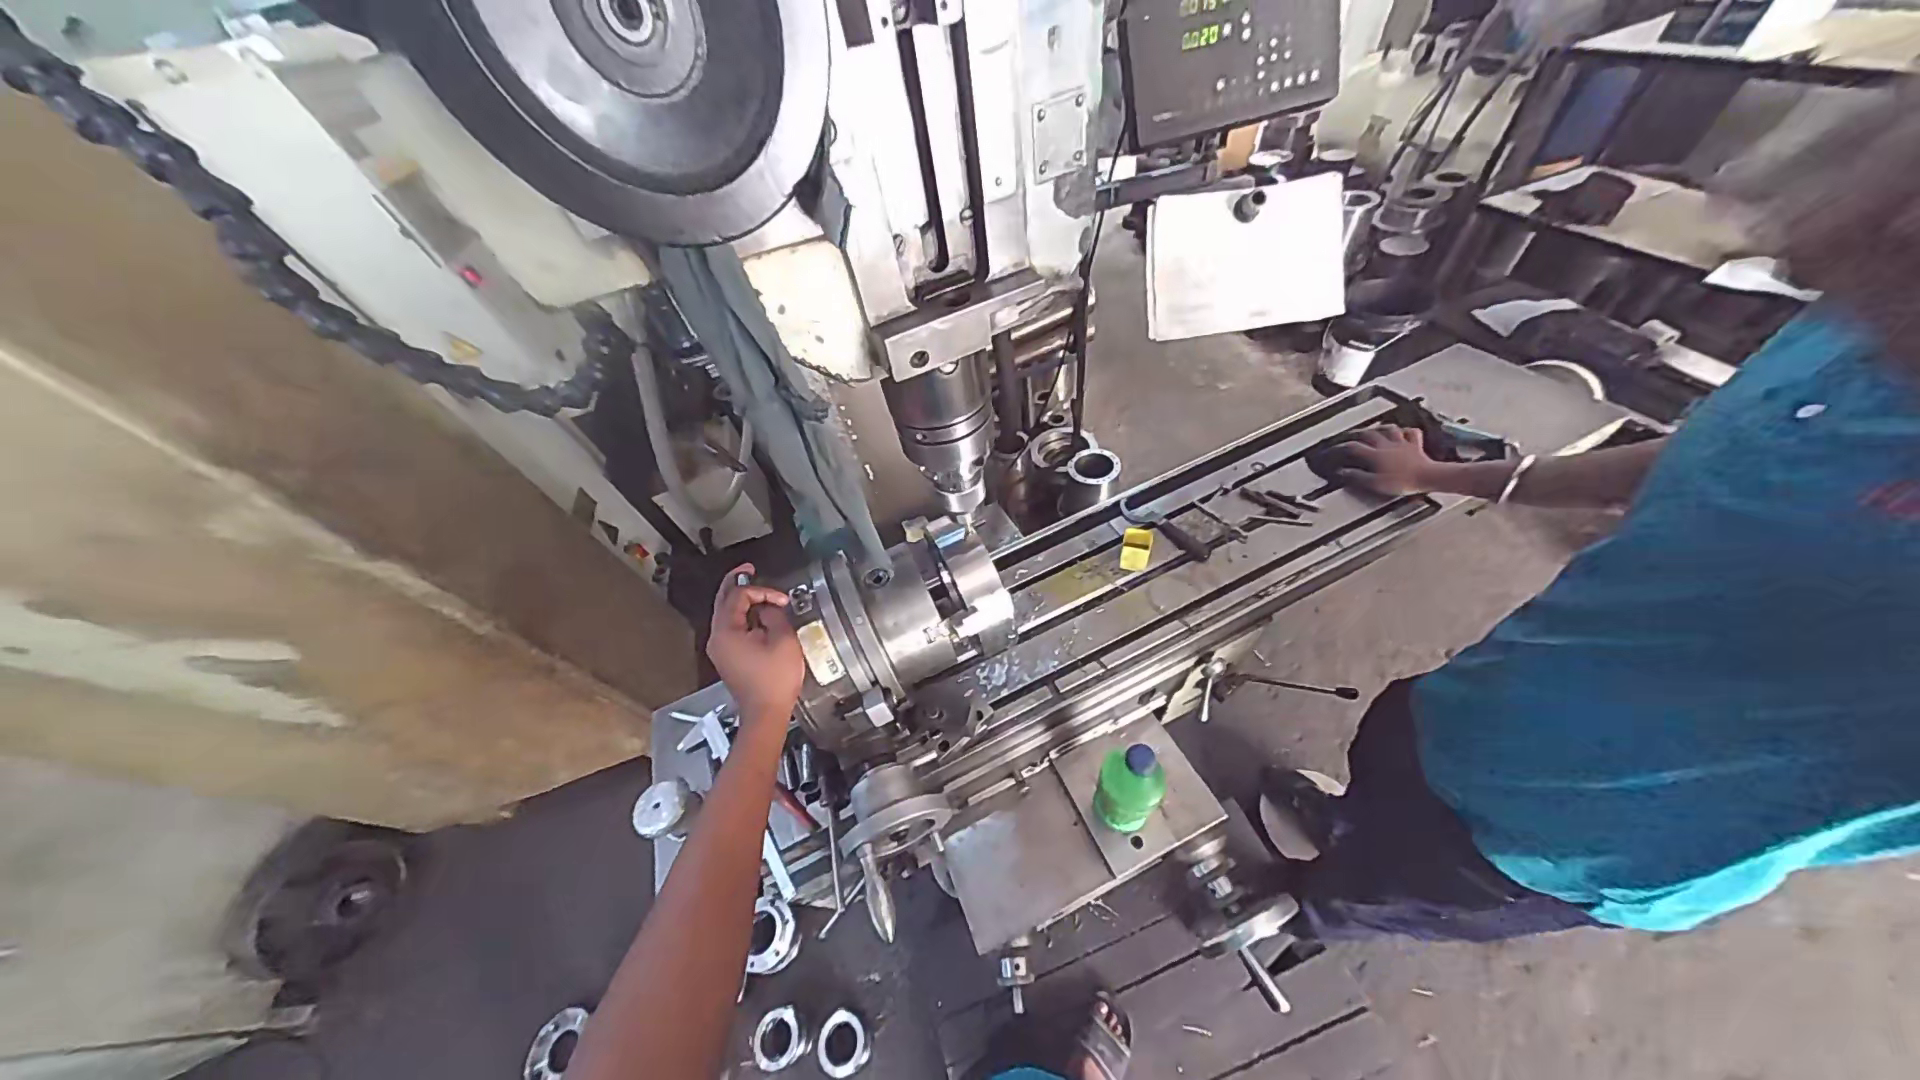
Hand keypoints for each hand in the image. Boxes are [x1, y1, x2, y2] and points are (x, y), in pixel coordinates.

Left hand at [707, 564, 805, 727]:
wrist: (766, 713)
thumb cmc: (775, 679)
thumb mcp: (783, 640)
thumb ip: (774, 615)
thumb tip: (768, 609)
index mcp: (726, 632)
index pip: (738, 597)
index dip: (761, 591)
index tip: (782, 599)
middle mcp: (717, 638)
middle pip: (723, 601)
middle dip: (737, 584)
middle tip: (749, 569)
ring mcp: (720, 649)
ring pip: (726, 614)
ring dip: (742, 600)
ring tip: (758, 590)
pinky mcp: (728, 657)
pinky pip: (732, 628)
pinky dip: (743, 616)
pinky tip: (759, 615)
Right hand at [1331, 425, 1445, 495]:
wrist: (1430, 477)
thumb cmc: (1403, 482)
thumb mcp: (1374, 483)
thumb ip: (1356, 476)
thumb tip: (1341, 472)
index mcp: (1375, 455)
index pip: (1353, 448)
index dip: (1340, 448)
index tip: (1332, 450)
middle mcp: (1387, 446)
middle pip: (1369, 434)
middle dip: (1356, 433)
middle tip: (1349, 435)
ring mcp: (1402, 444)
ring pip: (1389, 429)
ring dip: (1379, 428)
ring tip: (1374, 428)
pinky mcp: (1416, 446)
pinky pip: (1411, 433)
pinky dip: (1405, 431)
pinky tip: (1403, 431)